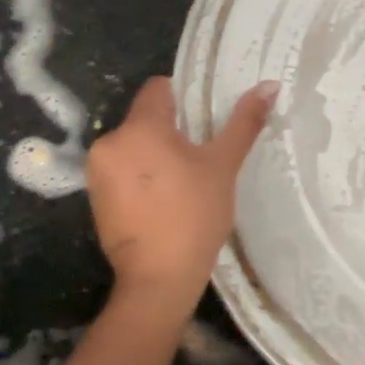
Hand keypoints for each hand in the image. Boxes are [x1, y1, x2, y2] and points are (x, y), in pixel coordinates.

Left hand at [87, 76, 277, 312]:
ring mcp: (97, 172)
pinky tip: (162, 202)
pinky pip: (121, 172)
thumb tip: (269, 85)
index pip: (158, 88)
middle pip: (144, 119)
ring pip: (133, 147)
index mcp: (139, 127)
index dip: (184, 97)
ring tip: (183, 183)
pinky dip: (140, 179)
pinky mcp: (95, 198)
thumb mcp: (223, 166)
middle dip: (171, 132)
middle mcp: (109, 142)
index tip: (205, 120)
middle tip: (200, 157)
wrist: (158, 278)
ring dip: (154, 156)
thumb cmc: (194, 215)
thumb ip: (244, 123)